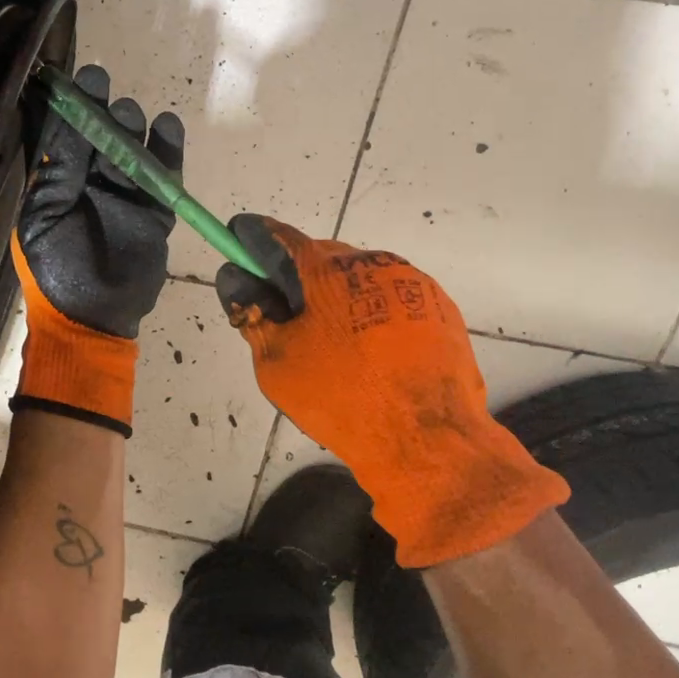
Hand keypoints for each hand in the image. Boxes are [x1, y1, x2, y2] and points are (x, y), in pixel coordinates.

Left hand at [10, 64, 183, 434]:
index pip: (61, 135)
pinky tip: (168, 126)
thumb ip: (57, 171)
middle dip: (101, 110)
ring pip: (131, 149)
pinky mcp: (154, 211)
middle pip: (99, 135)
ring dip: (132, 127)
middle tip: (103, 88)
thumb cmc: (56, 272)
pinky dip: (167, 150)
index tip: (74, 77)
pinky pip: (164, 175)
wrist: (93, 320)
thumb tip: (62, 120)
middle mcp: (88, 183)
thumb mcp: (43, 219)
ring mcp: (123, 196)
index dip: (69, 105)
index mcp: (54, 184)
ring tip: (130, 114)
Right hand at [214, 215, 567, 565]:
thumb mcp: (276, 361)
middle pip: (324, 256)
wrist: (427, 440)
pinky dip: (371, 312)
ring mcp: (414, 285)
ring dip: (337, 294)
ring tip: (329, 340)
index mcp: (330, 270)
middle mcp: (375, 263)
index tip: (237, 238)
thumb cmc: (340, 397)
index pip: (280, 237)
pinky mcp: (442, 311)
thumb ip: (253, 315)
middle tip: (281, 308)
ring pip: (360, 277)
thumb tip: (236, 280)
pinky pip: (392, 299)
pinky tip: (367, 351)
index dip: (253, 238)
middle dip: (298, 273)